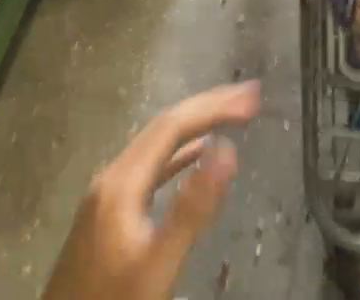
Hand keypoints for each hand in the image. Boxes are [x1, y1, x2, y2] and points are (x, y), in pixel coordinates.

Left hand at [44, 81, 260, 299]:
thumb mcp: (159, 262)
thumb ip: (193, 208)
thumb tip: (229, 150)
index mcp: (122, 181)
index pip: (172, 126)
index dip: (214, 106)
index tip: (253, 98)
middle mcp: (111, 177)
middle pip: (163, 128)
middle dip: (208, 107)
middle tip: (251, 97)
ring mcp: (107, 193)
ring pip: (156, 145)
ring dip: (196, 126)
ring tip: (233, 116)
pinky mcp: (108, 211)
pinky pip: (150, 167)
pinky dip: (179, 154)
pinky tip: (195, 157)